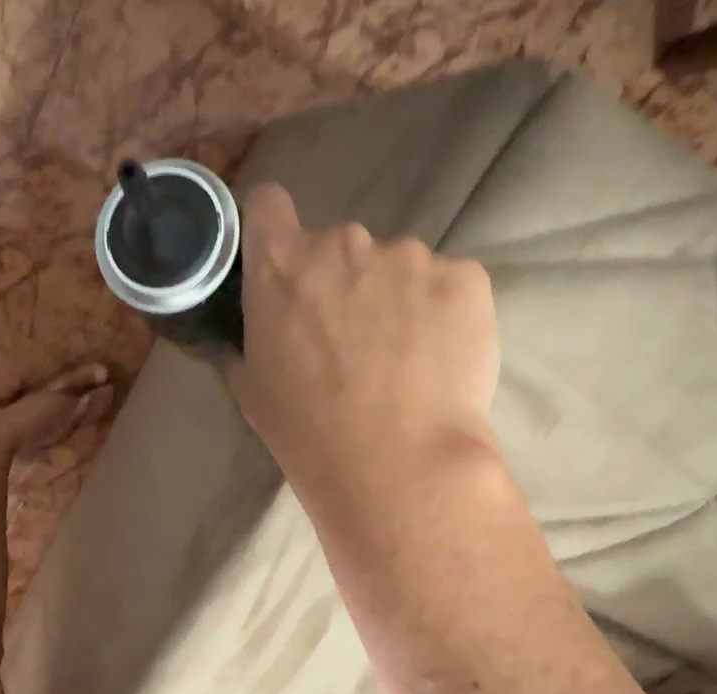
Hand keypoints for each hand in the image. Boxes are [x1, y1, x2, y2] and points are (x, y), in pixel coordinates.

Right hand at [231, 184, 501, 517]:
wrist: (395, 463)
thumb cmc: (306, 432)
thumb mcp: (251, 388)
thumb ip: (253, 338)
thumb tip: (261, 328)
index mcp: (280, 264)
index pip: (267, 206)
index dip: (273, 230)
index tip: (282, 265)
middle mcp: (342, 242)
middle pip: (338, 247)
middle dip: (342, 283)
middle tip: (351, 344)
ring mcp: (409, 255)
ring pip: (397, 268)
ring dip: (395, 300)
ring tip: (403, 364)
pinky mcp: (465, 277)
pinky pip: (448, 286)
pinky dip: (442, 315)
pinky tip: (439, 363)